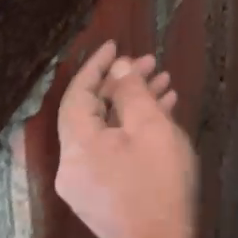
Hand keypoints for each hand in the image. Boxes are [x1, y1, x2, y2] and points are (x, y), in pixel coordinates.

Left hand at [56, 41, 197, 237]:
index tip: (116, 44)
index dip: (96, 66)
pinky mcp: (101, 193)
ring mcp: (86, 182)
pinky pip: (111, 148)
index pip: (77, 95)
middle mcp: (73, 164)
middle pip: (91, 112)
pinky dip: (131, 127)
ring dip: (131, 103)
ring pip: (105, 129)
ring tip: (164, 83)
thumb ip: (132, 93)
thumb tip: (119, 68)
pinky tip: (162, 114)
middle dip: (122, 83)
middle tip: (152, 62)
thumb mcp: (151, 128)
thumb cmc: (157, 182)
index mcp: (79, 146)